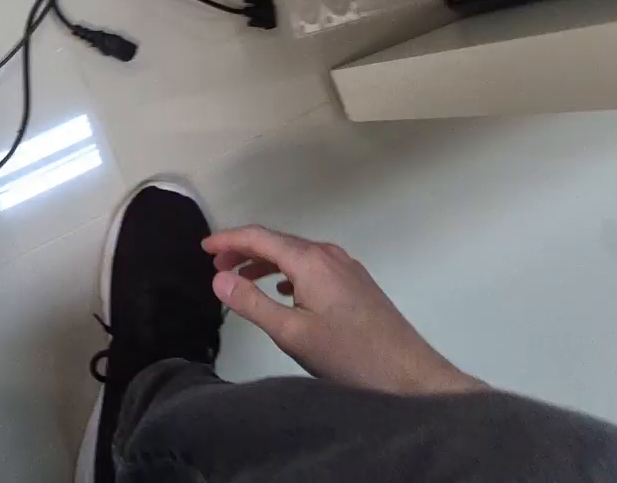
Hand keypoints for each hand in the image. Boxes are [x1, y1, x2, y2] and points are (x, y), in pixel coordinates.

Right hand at [203, 225, 484, 396]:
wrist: (413, 378)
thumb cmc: (349, 355)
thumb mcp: (292, 333)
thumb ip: (252, 303)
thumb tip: (218, 277)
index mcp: (310, 259)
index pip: (260, 236)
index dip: (228, 239)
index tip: (203, 249)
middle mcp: (327, 254)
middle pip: (277, 242)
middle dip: (244, 250)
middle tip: (217, 268)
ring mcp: (345, 267)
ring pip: (295, 254)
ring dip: (266, 263)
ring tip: (243, 280)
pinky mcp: (356, 283)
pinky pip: (312, 266)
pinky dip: (288, 273)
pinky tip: (283, 292)